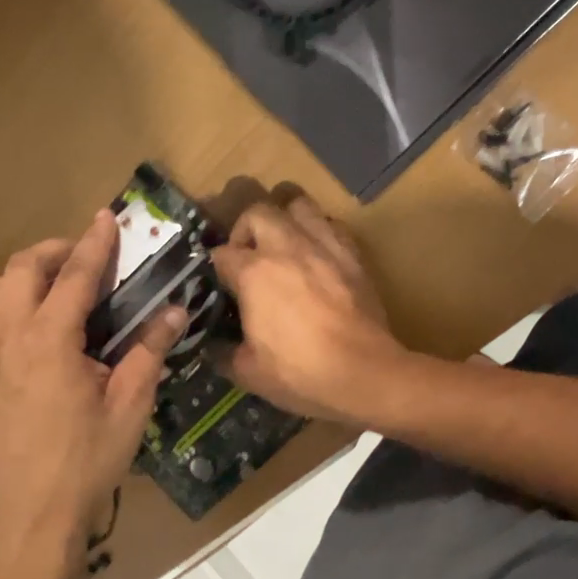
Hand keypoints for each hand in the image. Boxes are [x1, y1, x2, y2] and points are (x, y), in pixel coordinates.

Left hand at [0, 210, 185, 555]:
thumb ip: (148, 351)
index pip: (72, 276)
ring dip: (30, 272)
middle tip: (89, 255)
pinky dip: (17, 300)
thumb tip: (175, 312)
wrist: (35, 512)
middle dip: (53, 250)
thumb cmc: (87, 460)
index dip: (94, 244)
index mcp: (48, 341)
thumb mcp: (129, 405)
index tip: (108, 217)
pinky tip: (46, 323)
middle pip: (21, 270)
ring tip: (65, 282)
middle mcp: (10, 339)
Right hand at [210, 198, 405, 423]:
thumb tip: (212, 347)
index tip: (220, 287)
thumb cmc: (300, 374)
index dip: (217, 270)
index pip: (222, 254)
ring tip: (284, 245)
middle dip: (246, 230)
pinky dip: (319, 232)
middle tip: (249, 258)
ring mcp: (323, 246)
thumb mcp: (248, 373)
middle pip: (257, 212)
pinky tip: (317, 256)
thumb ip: (223, 353)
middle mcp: (286, 247)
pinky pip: (332, 225)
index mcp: (254, 272)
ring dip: (285, 219)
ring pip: (298, 204)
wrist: (364, 374)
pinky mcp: (353, 255)